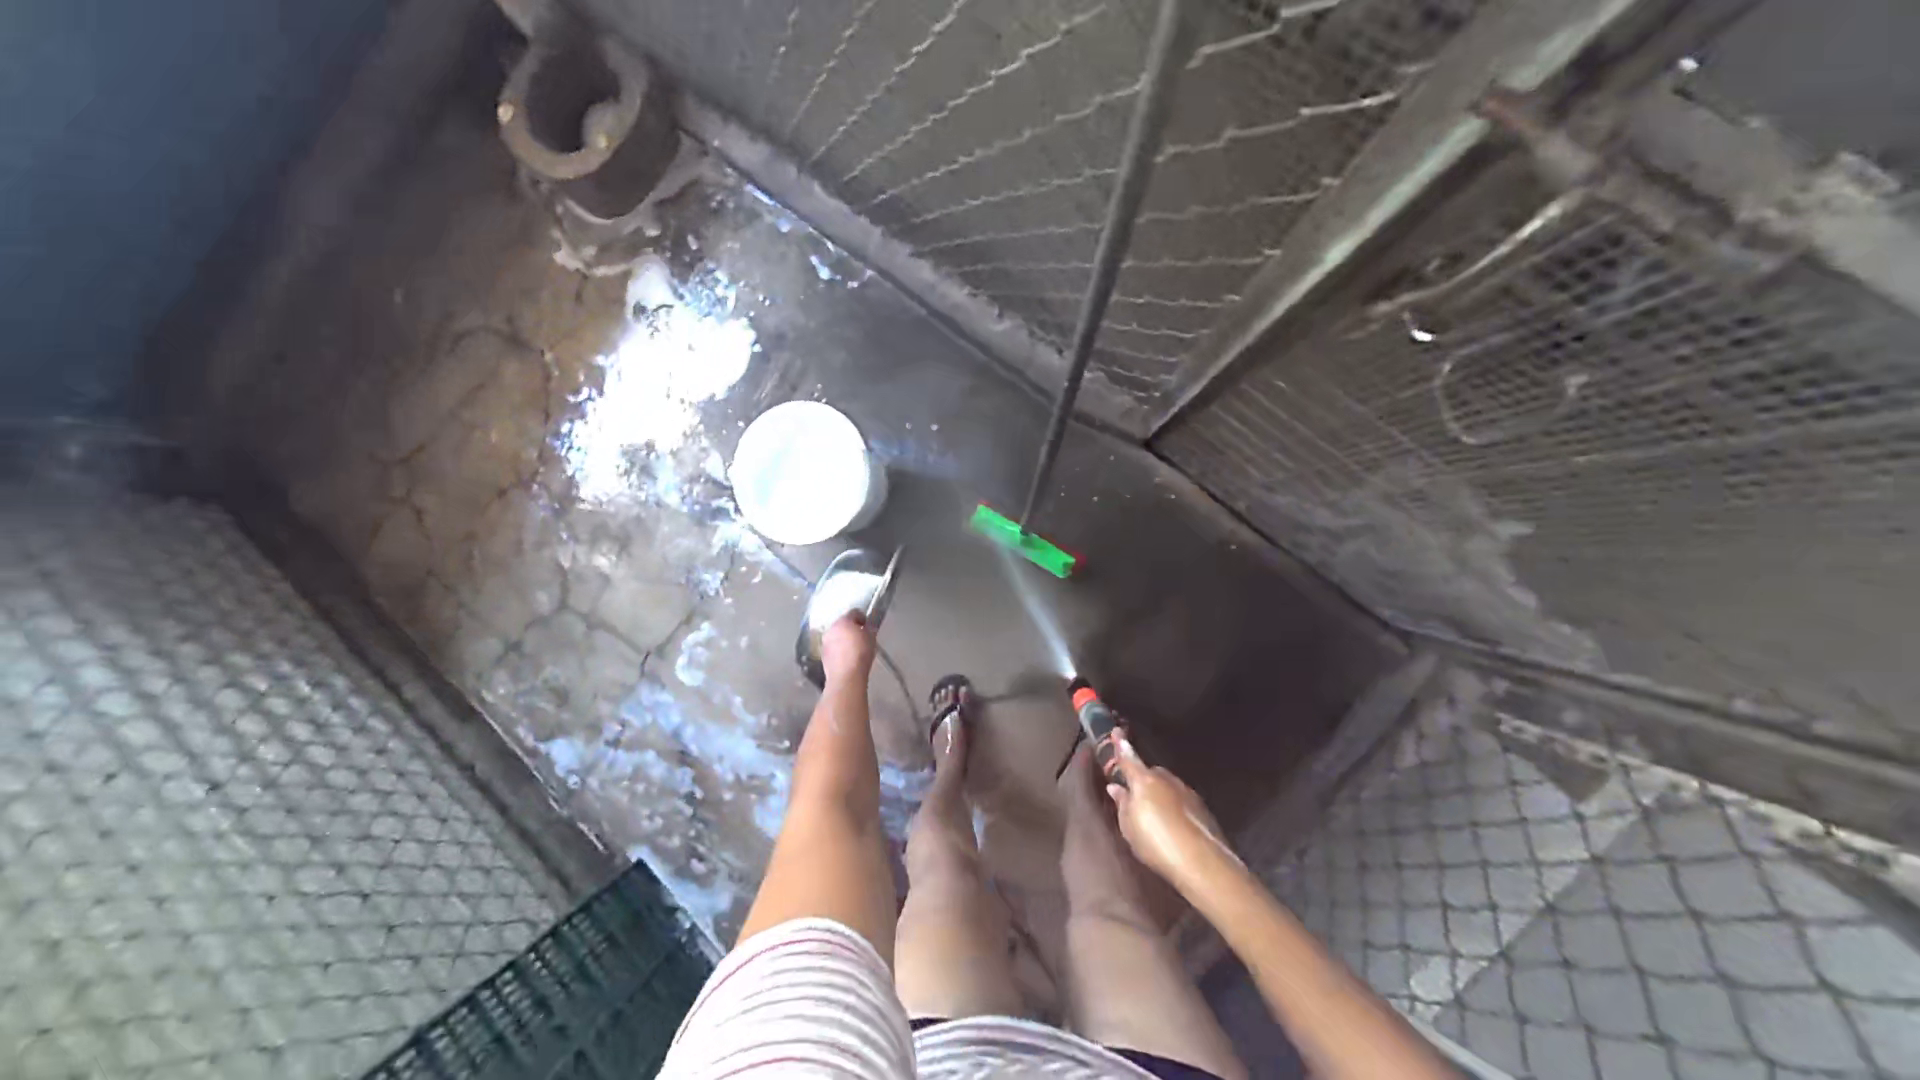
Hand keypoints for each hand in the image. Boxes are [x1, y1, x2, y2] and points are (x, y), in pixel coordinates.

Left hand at [820, 612, 875, 683]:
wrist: (846, 676)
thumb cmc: (861, 654)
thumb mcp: (871, 639)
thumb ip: (869, 629)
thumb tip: (868, 627)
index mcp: (844, 621)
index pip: (854, 612)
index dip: (862, 617)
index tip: (867, 625)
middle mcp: (831, 629)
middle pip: (842, 624)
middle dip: (850, 628)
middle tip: (860, 636)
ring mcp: (825, 642)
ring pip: (836, 636)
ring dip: (843, 638)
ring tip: (853, 648)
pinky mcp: (822, 654)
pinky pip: (832, 647)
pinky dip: (838, 649)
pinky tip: (846, 657)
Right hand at [1106, 733, 1240, 888]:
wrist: (1201, 862)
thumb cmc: (1155, 842)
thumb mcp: (1128, 826)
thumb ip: (1122, 803)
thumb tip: (1116, 787)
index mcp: (1144, 780)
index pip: (1129, 757)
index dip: (1121, 745)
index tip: (1117, 732)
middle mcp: (1167, 780)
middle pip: (1151, 772)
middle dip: (1142, 779)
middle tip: (1133, 796)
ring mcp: (1187, 792)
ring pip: (1167, 786)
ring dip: (1159, 794)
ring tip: (1153, 816)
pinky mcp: (1201, 808)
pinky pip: (1181, 800)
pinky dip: (1174, 806)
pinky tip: (1171, 826)